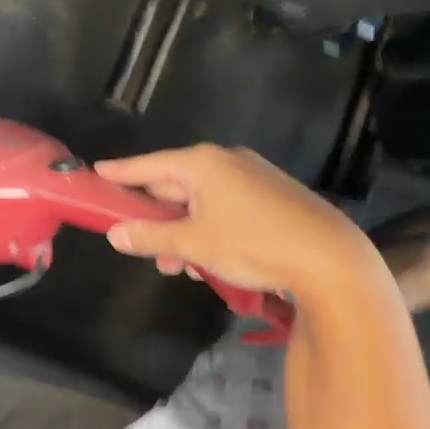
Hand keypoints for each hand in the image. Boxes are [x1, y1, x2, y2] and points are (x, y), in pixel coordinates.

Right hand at [94, 145, 382, 301]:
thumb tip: (114, 235)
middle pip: (173, 184)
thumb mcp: (193, 244)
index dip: (118, 173)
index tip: (94, 173)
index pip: (146, 165)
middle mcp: (227, 162)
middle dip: (153, 215)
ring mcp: (255, 178)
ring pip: (201, 202)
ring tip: (175, 266)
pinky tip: (208, 261)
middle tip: (133, 240)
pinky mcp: (275, 198)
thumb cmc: (253, 244)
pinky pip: (226, 208)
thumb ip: (149, 237)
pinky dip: (209, 230)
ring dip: (181, 232)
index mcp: (202, 164)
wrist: (335, 263)